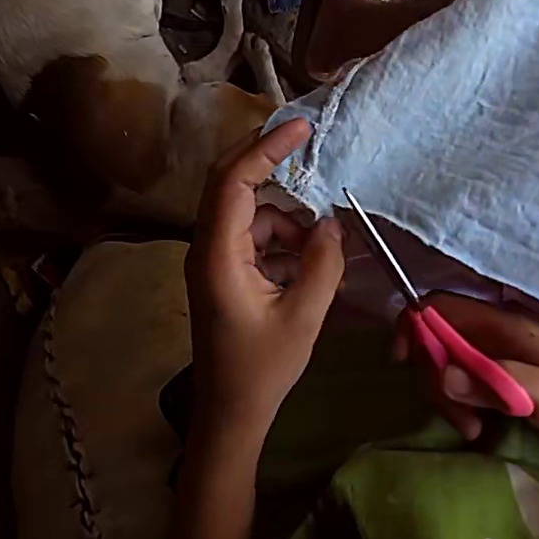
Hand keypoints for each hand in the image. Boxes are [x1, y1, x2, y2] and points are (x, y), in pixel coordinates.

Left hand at [185, 120, 344, 438]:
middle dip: (268, 161)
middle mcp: (207, 248)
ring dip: (285, 219)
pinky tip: (306, 265)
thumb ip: (323, 263)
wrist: (231, 411)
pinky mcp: (223, 272)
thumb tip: (332, 223)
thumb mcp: (304, 315)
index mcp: (218, 255)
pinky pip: (252, 238)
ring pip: (248, 214)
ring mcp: (212, 260)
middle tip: (307, 145)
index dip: (266, 147)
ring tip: (320, 247)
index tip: (302, 128)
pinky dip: (281, 241)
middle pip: (229, 184)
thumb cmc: (262, 368)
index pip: (234, 181)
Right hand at [402, 293, 538, 448]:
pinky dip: (462, 401)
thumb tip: (442, 373)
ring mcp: (500, 352)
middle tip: (458, 419)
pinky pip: (466, 378)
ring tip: (473, 430)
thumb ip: (494, 382)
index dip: (414, 326)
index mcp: (505, 326)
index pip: (441, 307)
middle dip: (435, 377)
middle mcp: (497, 332)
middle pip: (438, 339)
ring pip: (449, 362)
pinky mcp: (504, 372)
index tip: (405, 362)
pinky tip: (479, 425)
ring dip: (448, 396)